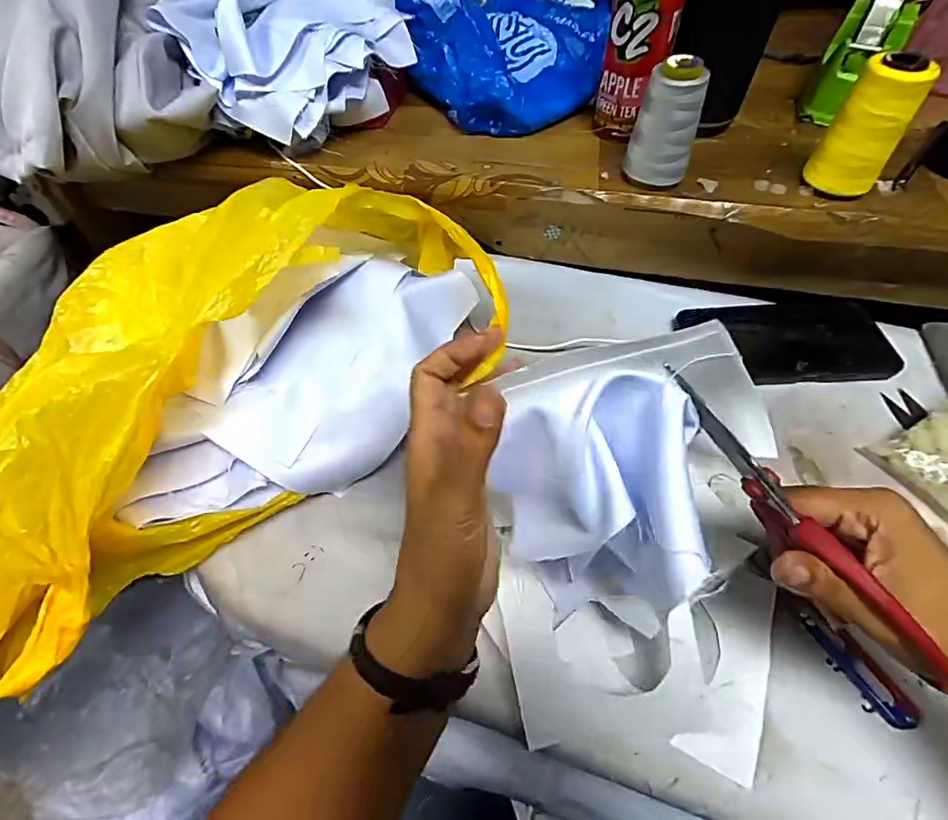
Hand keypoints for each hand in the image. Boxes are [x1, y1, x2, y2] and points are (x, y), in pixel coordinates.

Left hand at [368, 328, 507, 676]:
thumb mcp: (458, 496)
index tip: (493, 340)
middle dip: (472, 361)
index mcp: (426, 438)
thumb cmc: (443, 551)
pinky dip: (498, 416)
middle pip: (446, 388)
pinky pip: (482, 435)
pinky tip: (521, 419)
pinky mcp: (472, 483)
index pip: (428, 378)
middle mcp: (437, 444)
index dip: (454, 353)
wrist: (442, 607)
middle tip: (511, 350)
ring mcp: (454, 464)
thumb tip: (490, 388)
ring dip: (486, 385)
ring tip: (522, 373)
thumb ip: (473, 444)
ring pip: (465, 410)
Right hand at [770, 486, 947, 693]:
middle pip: (806, 516)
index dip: (781, 529)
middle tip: (811, 590)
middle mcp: (875, 508)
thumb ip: (821, 581)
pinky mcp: (879, 545)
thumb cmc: (944, 632)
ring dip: (815, 568)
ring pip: (817, 535)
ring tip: (836, 601)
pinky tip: (846, 599)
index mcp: (876, 508)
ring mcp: (878, 526)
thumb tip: (777, 563)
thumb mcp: (874, 609)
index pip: (801, 501)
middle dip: (800, 553)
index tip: (775, 562)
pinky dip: (830, 574)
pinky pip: (834, 548)